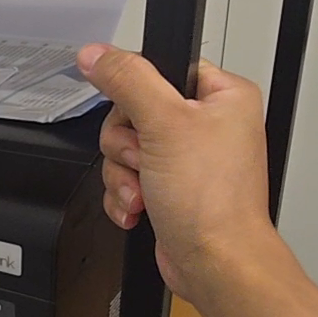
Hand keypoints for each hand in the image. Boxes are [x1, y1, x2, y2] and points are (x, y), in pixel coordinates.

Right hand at [77, 44, 277, 300]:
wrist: (214, 262)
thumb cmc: (212, 201)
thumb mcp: (164, 124)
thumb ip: (127, 81)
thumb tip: (96, 54)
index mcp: (221, 97)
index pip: (157, 70)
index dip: (135, 95)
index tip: (137, 116)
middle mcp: (206, 125)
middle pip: (131, 112)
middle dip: (126, 145)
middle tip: (145, 158)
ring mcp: (186, 158)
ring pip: (123, 148)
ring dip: (123, 174)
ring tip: (145, 191)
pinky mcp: (168, 187)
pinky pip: (125, 177)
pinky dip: (125, 194)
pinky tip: (141, 207)